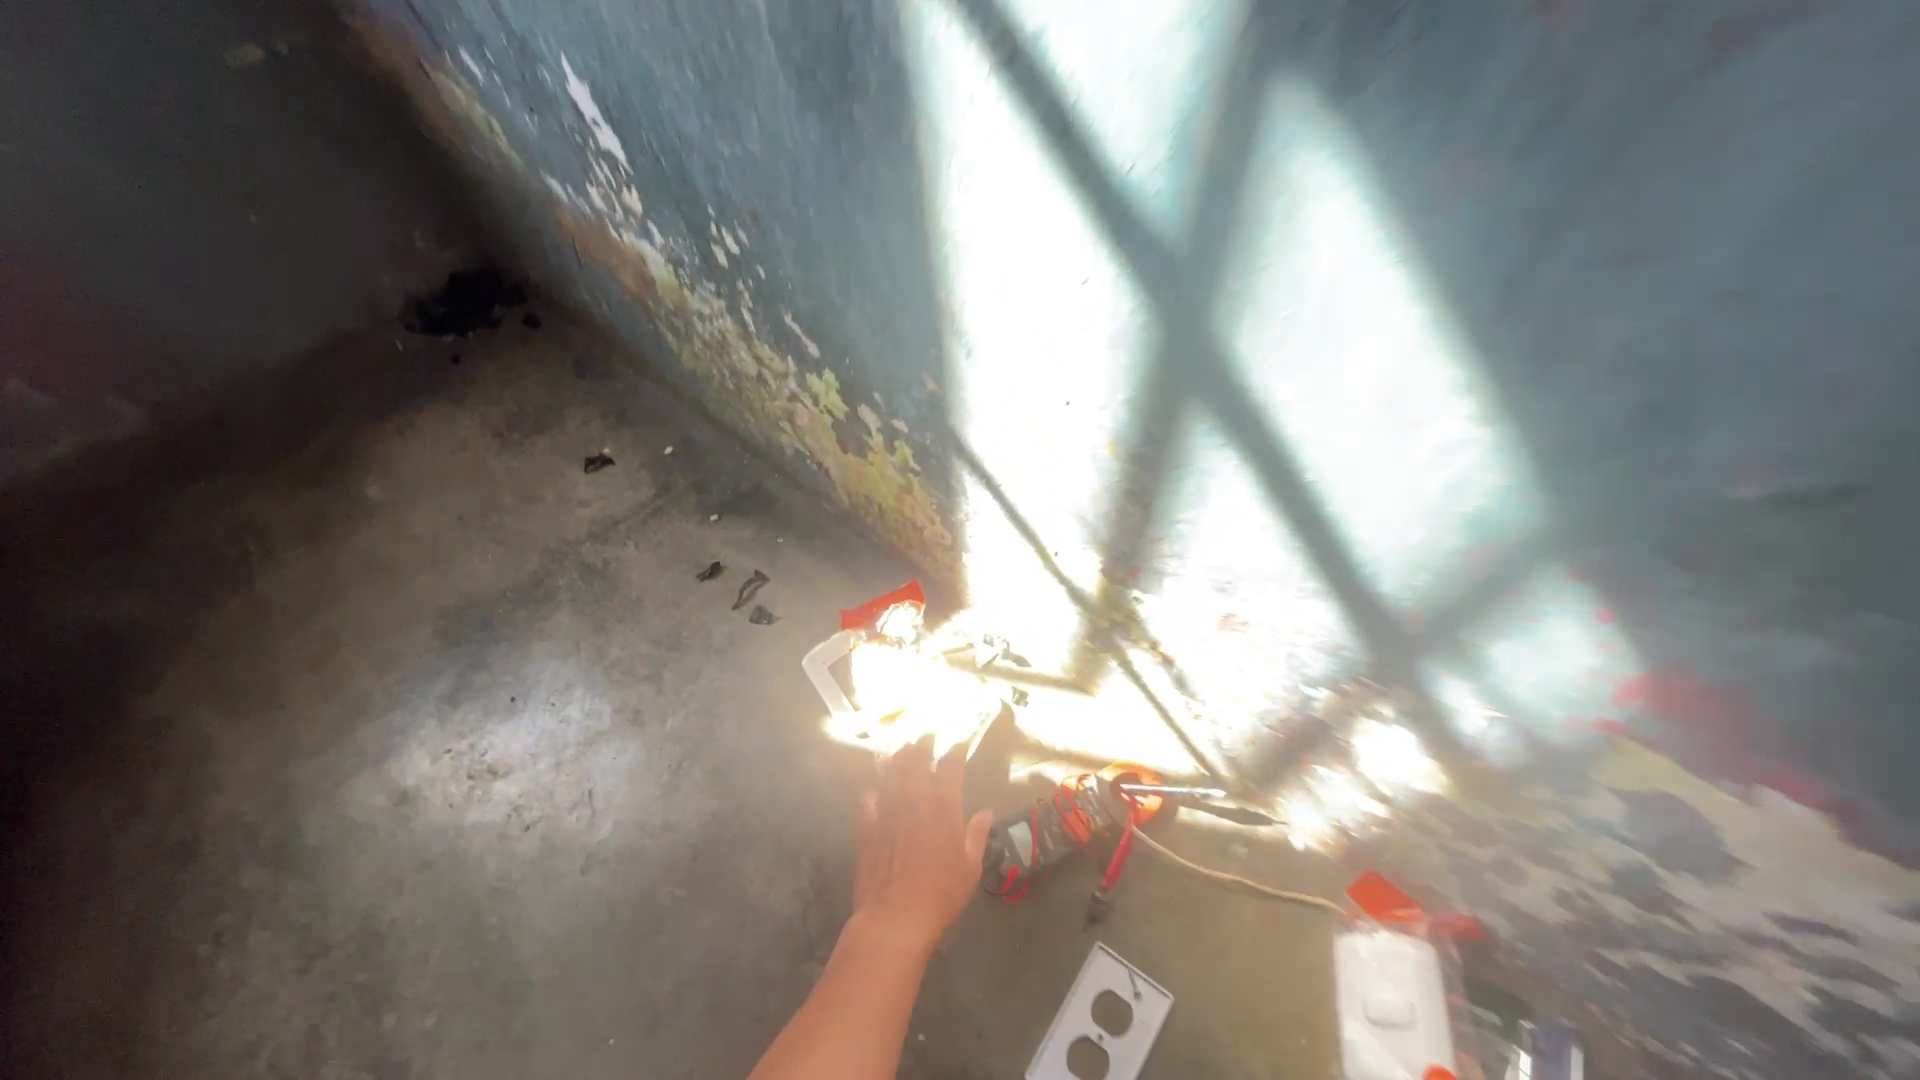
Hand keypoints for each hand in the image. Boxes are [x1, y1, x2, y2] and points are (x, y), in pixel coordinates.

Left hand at [852, 735, 993, 951]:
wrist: (894, 920)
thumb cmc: (940, 896)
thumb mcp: (969, 869)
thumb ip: (976, 836)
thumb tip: (986, 813)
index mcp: (943, 810)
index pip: (950, 768)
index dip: (956, 752)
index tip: (960, 743)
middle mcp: (914, 803)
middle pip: (915, 762)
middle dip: (923, 745)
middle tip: (927, 736)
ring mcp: (887, 814)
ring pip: (891, 775)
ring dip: (898, 759)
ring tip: (903, 750)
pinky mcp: (867, 830)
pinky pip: (867, 802)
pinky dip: (873, 793)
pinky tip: (875, 792)